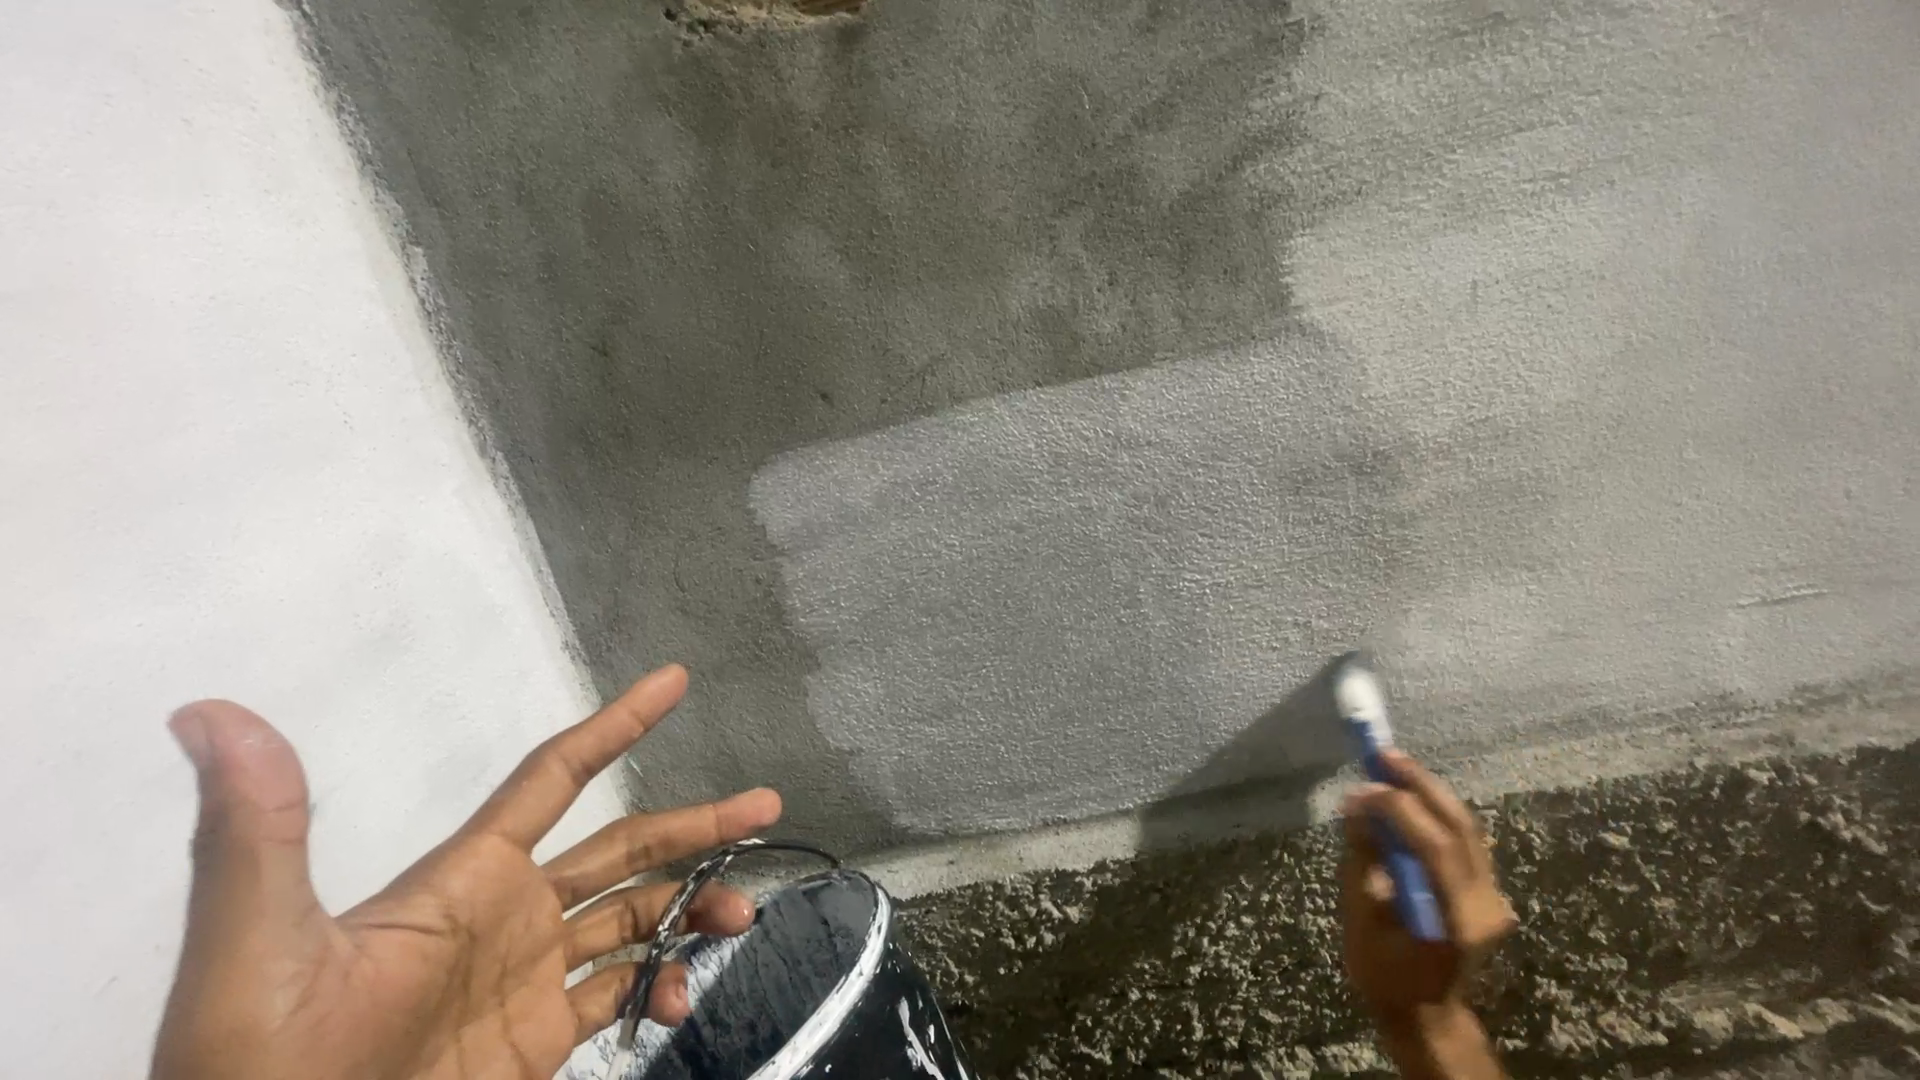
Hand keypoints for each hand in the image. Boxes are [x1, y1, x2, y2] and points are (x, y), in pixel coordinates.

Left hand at [150, 664, 781, 1079]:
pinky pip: (623, 992)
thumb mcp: (253, 951)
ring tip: (740, 914)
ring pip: (638, 916)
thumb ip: (255, 834)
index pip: (557, 775)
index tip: (675, 681)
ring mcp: (530, 976)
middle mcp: (512, 911)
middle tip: (767, 807)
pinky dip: (663, 985)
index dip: (617, 725)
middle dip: (699, 823)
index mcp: (469, 874)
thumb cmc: (263, 1067)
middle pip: (628, 847)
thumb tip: (207, 712)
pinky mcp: (539, 1038)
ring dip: (694, 904)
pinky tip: (683, 996)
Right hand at [1339, 750, 1514, 1078]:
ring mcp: (1494, 898)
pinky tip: (1410, 795)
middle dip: (1419, 784)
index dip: (1399, 809)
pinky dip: (1436, 812)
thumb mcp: (1360, 916)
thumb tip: (1358, 803)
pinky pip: (1466, 841)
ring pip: (1467, 829)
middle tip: (1381, 753)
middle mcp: (1485, 904)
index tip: (1364, 784)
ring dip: (1429, 791)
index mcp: (1453, 918)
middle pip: (1459, 827)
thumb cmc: (1383, 972)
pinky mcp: (1489, 893)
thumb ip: (1364, 857)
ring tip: (1392, 764)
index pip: (1433, 846)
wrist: (1425, 1013)